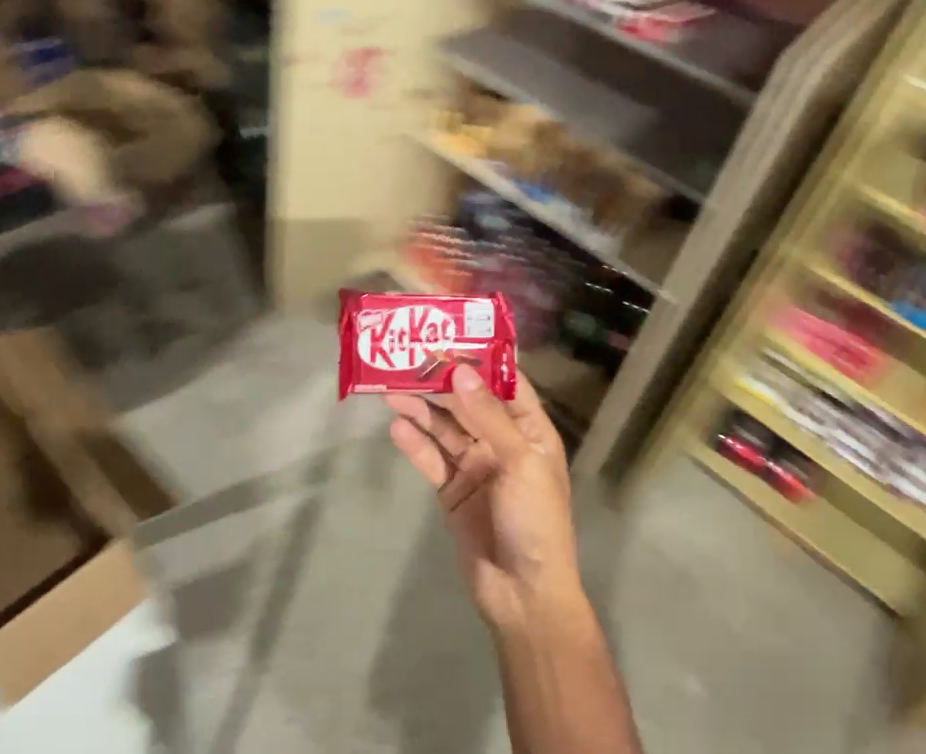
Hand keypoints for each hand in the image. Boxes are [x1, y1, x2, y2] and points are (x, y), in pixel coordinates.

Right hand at [386, 366, 584, 629]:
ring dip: (420, 408)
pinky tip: (396, 426)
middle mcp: (502, 443)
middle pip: (467, 403)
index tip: (451, 332)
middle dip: (440, 381)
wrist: (523, 594)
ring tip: (389, 387)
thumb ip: (487, 416)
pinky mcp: (452, 492)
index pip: (506, 383)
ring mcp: (475, 467)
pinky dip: (414, 444)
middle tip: (406, 357)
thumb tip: (460, 371)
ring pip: (444, 429)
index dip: (481, 358)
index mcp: (531, 431)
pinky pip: (431, 460)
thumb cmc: (536, 520)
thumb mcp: (520, 463)